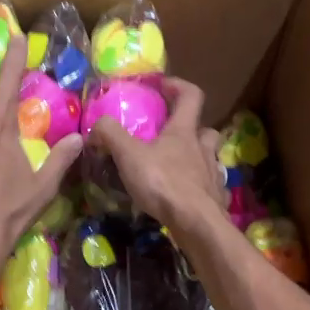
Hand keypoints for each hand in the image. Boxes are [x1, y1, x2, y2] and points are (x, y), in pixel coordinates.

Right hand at [90, 78, 226, 229]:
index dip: (178, 86)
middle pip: (205, 129)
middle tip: (172, 138)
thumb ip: (110, 134)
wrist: (196, 223)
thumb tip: (95, 125)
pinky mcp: (214, 199)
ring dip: (197, 158)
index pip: (191, 95)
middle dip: (192, 128)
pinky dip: (198, 187)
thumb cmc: (164, 183)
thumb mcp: (129, 155)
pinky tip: (185, 196)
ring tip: (177, 168)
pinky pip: (208, 187)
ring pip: (209, 158)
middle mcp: (203, 148)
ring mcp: (212, 174)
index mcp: (184, 131)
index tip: (163, 87)